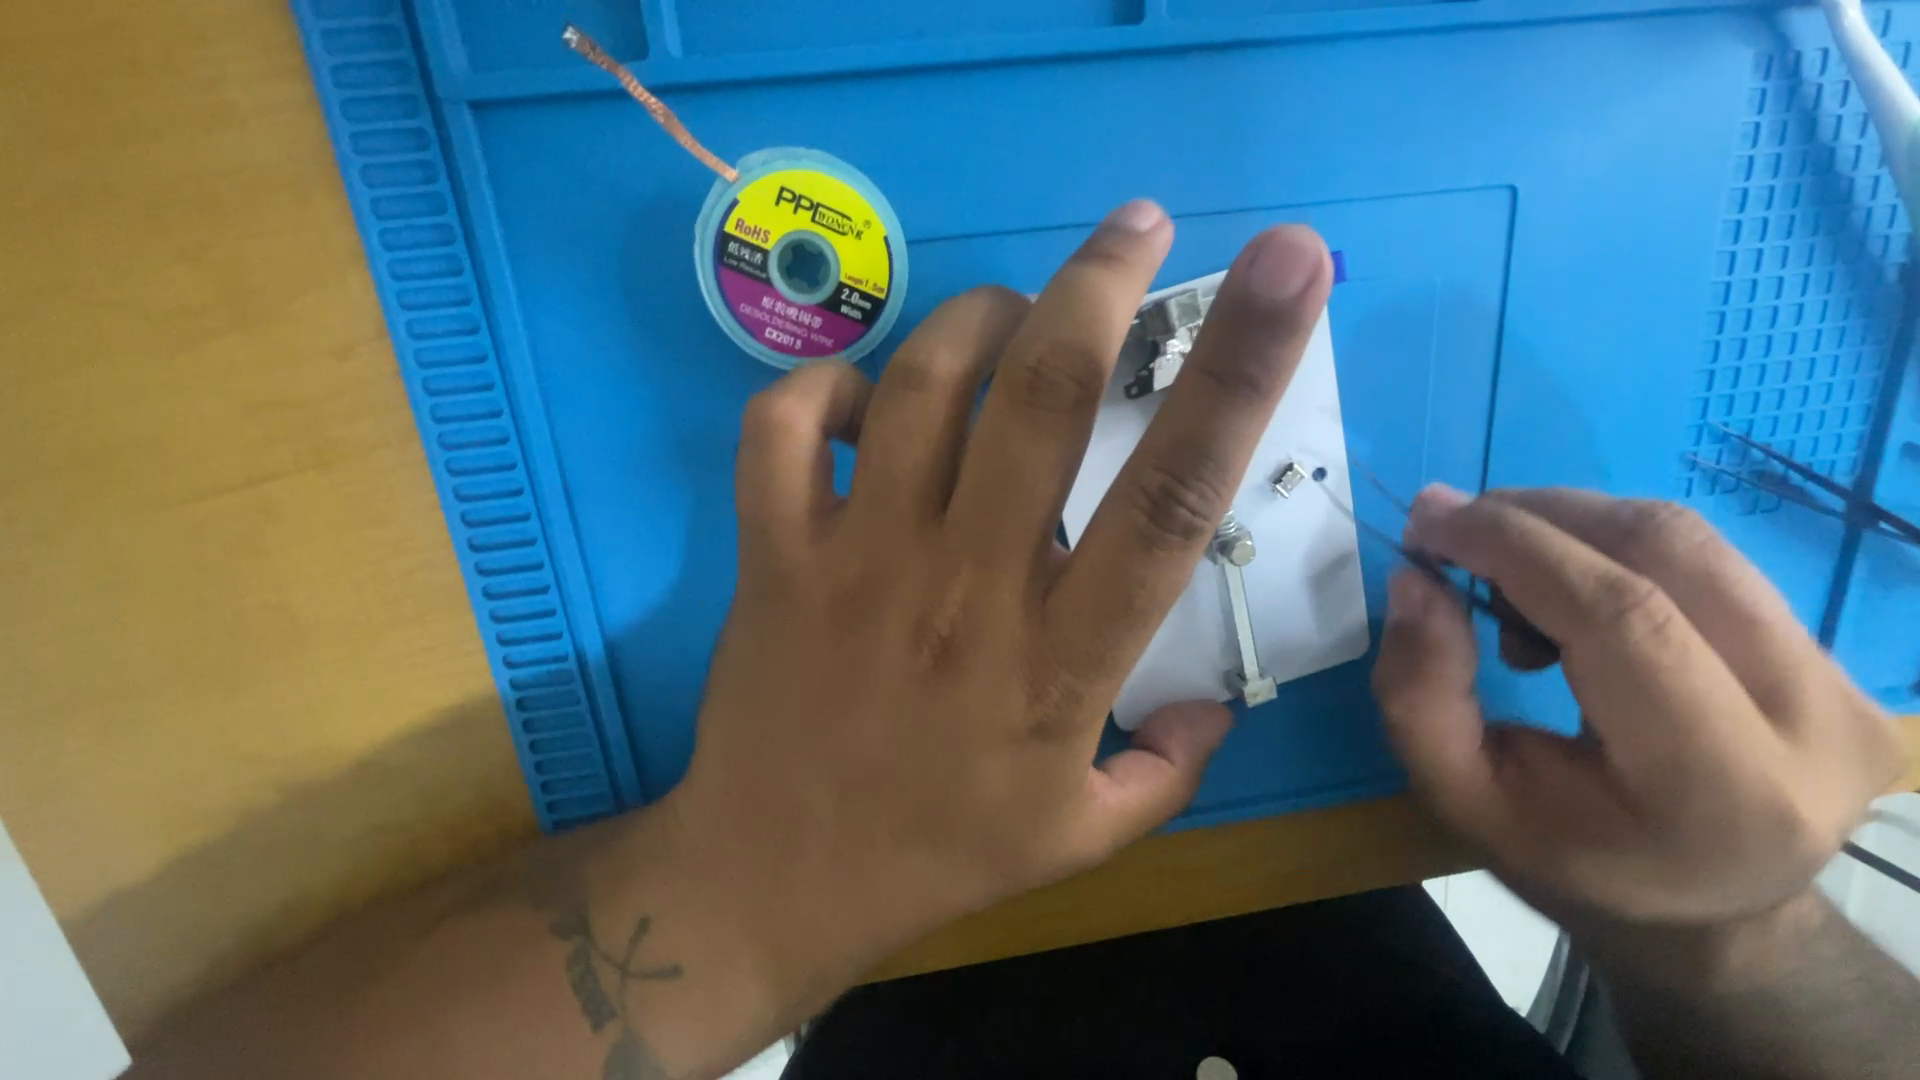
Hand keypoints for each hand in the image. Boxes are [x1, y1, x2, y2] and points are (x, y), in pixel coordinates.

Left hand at [670, 204, 1333, 977]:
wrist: (775, 879)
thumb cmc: (937, 855)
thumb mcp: (1084, 837)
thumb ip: (1171, 769)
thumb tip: (1212, 704)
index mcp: (1063, 657)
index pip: (1174, 494)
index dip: (1239, 369)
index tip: (1283, 268)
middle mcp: (967, 586)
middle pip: (1043, 397)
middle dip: (1098, 284)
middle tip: (1135, 226)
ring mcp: (858, 561)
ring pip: (919, 386)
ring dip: (976, 320)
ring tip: (1010, 312)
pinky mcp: (774, 555)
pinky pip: (783, 427)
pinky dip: (824, 385)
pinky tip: (861, 398)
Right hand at [1373, 486, 1908, 928]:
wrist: (1702, 908)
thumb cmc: (1563, 857)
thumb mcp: (1455, 792)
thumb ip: (1418, 691)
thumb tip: (1416, 577)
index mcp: (1714, 781)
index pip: (1619, 614)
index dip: (1512, 545)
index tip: (1427, 522)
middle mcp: (1812, 721)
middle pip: (1666, 551)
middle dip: (1535, 515)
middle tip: (1450, 531)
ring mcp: (1846, 685)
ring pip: (1689, 540)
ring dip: (1568, 526)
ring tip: (1506, 579)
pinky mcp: (1842, 659)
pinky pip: (1705, 559)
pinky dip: (1607, 550)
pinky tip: (1564, 595)